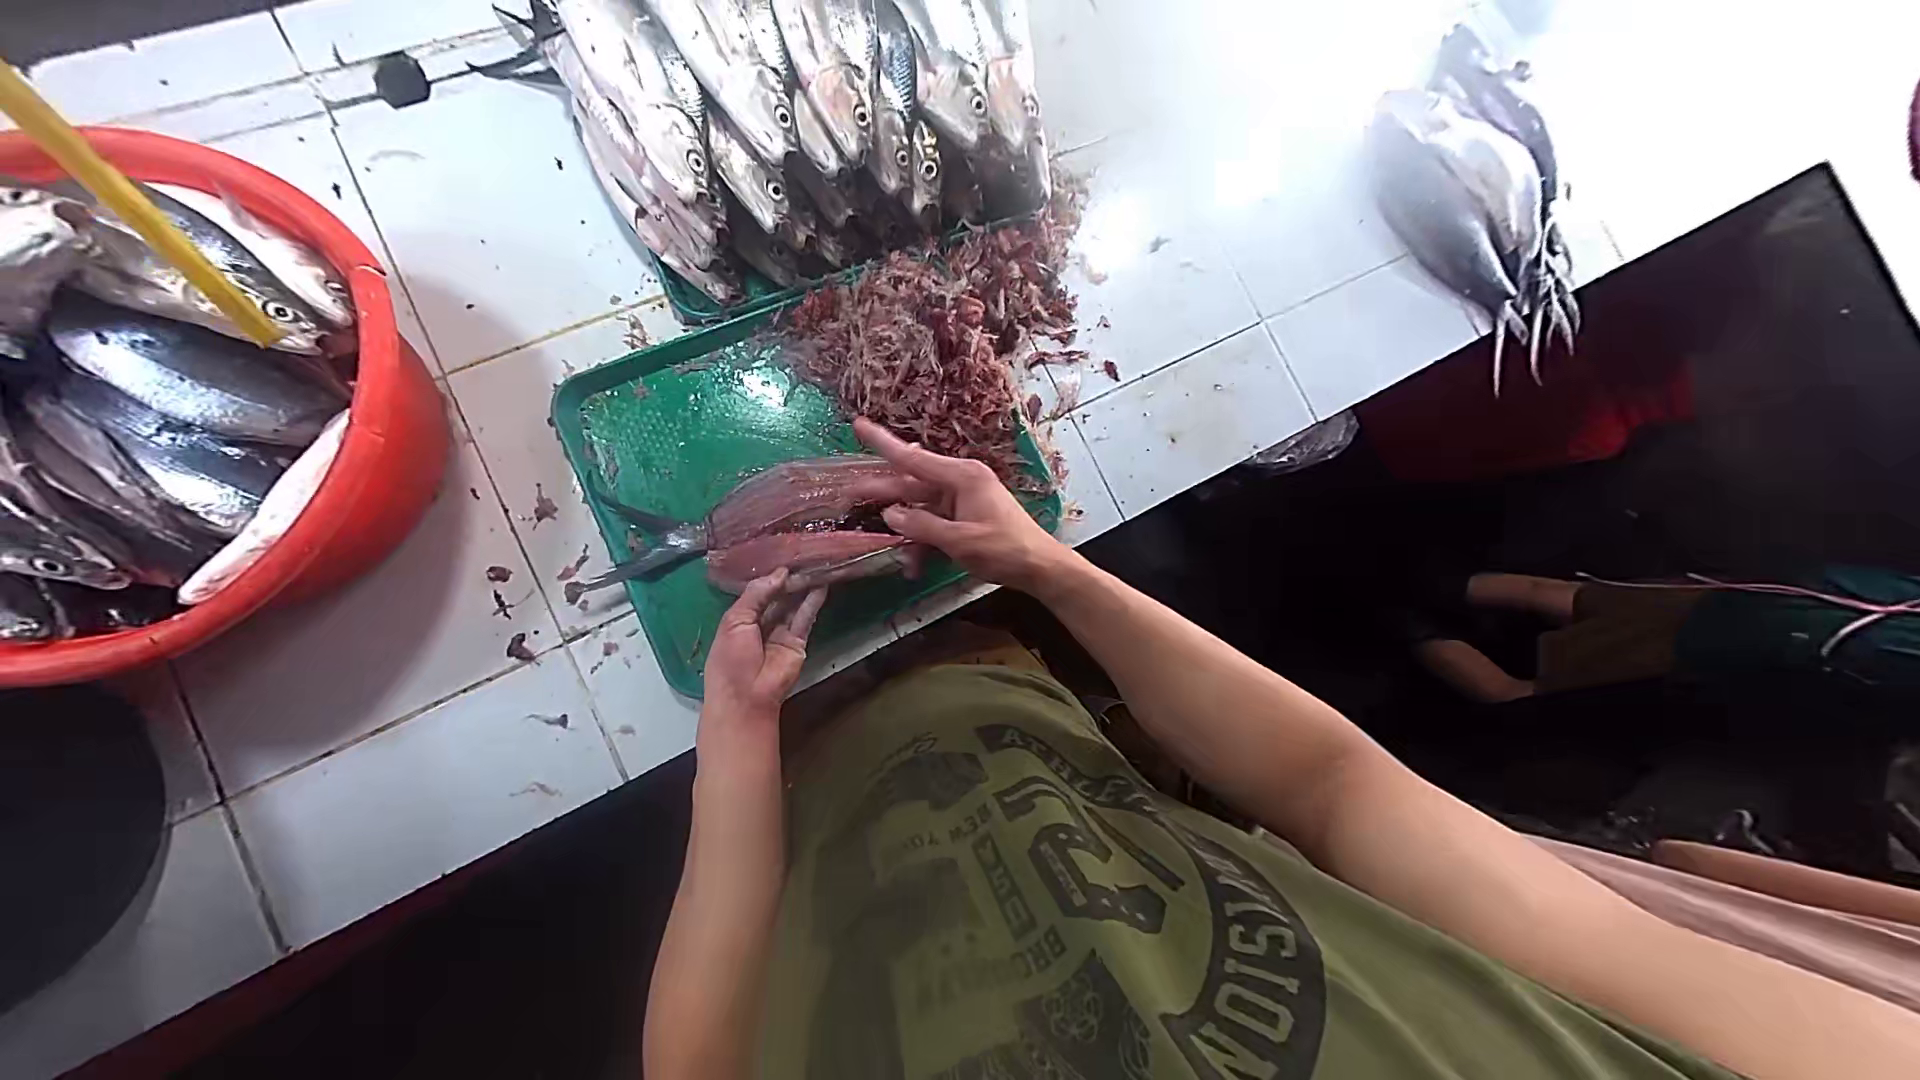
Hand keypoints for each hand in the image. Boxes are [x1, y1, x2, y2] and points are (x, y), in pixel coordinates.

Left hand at [700, 569, 827, 748]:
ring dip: (803, 588)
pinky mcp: (798, 642)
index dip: (769, 577)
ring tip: (815, 566)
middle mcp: (761, 624)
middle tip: (803, 558)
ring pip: (794, 605)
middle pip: (778, 597)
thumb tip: (779, 573)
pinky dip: (813, 602)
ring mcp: (781, 634)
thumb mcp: (735, 621)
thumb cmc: (731, 660)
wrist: (746, 697)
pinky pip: (806, 618)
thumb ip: (756, 594)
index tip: (782, 558)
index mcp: (739, 620)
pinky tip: (821, 586)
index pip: (757, 593)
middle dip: (788, 580)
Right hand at [854, 417, 1073, 595]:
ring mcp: (962, 500)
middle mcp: (959, 482)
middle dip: (882, 493)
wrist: (1039, 566)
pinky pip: (934, 524)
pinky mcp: (964, 517)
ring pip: (920, 509)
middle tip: (850, 496)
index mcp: (961, 476)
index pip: (912, 458)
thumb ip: (922, 526)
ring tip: (888, 549)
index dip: (883, 442)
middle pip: (911, 484)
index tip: (859, 425)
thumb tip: (890, 515)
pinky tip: (914, 565)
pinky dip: (923, 542)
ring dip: (906, 531)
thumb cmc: (1004, 549)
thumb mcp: (959, 540)